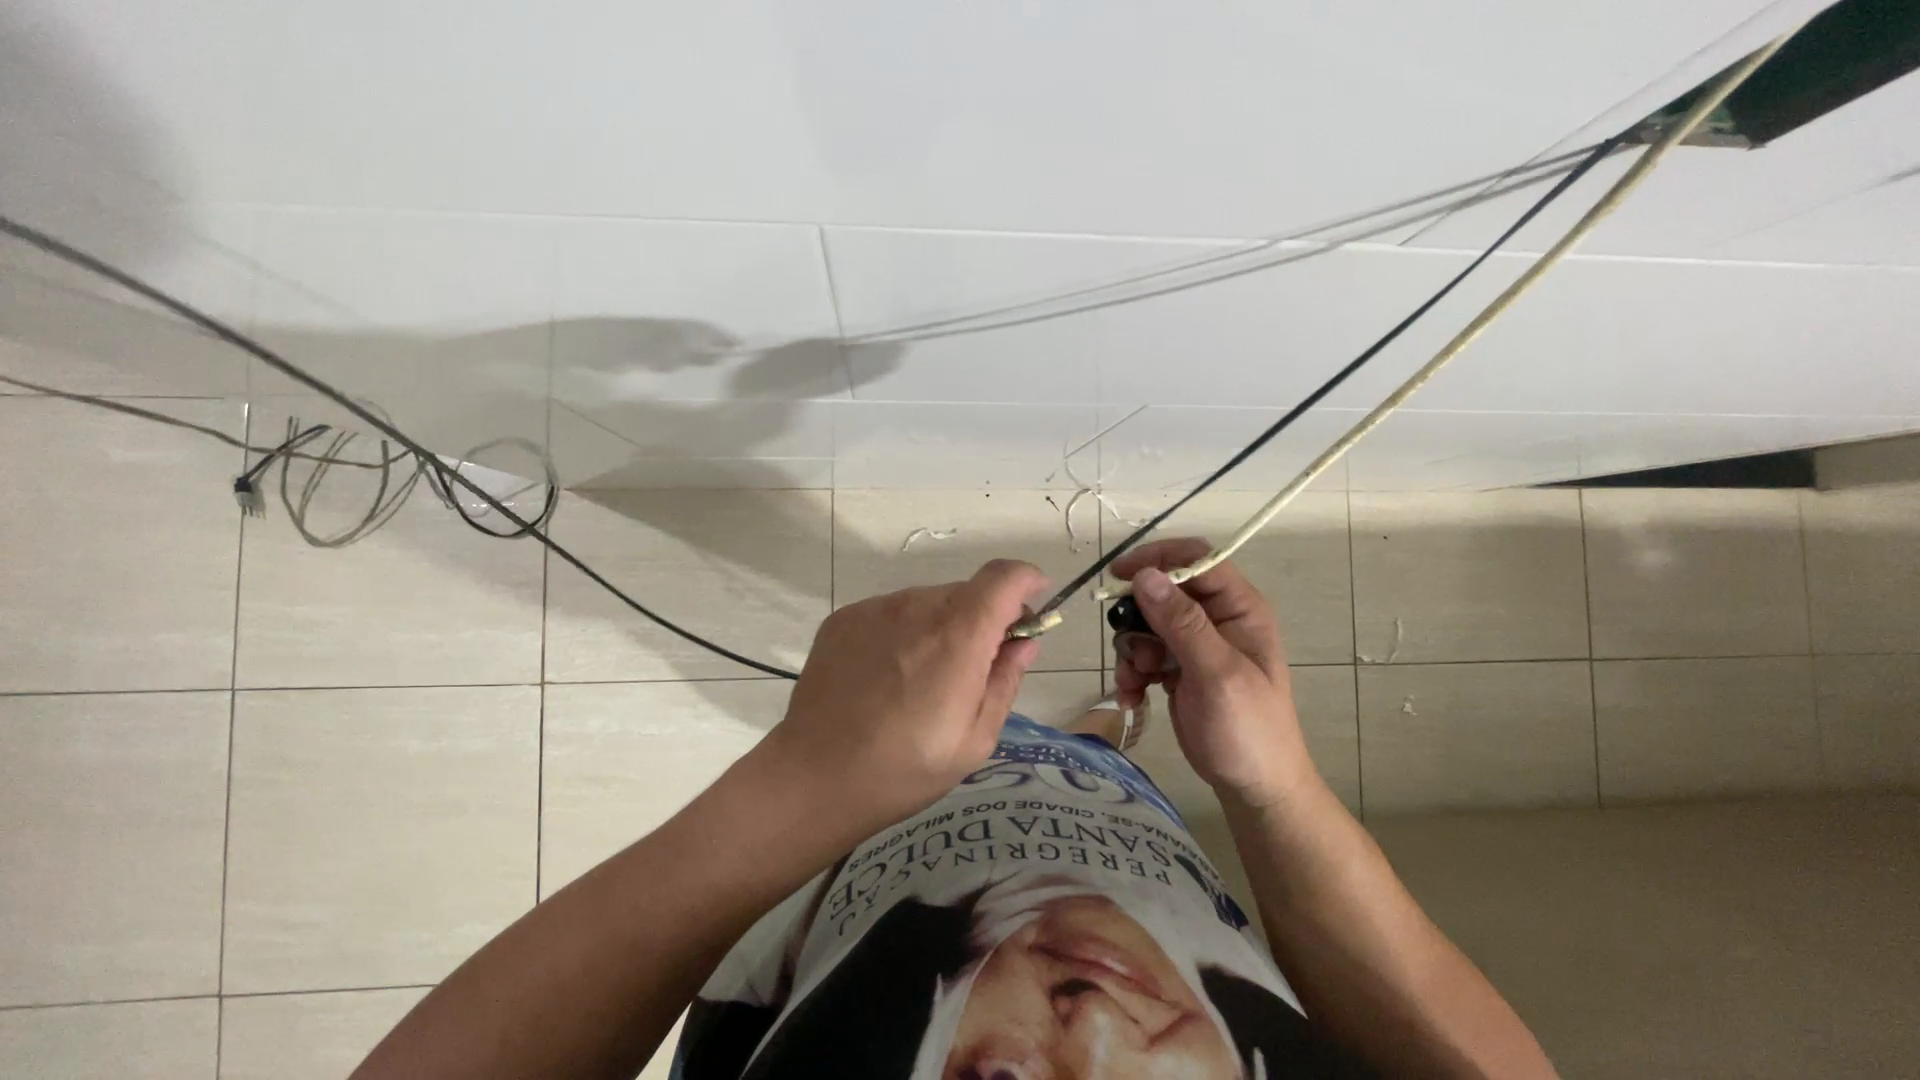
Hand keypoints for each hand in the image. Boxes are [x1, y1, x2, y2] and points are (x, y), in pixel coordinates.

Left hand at [757, 559, 1047, 826]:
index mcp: (958, 635)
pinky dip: (902, 633)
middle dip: (983, 619)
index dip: (1026, 580)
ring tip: (922, 682)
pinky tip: (886, 678)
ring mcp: (875, 610)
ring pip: (926, 602)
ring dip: (940, 627)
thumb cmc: (906, 768)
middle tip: (974, 668)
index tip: (1034, 601)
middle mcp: (916, 607)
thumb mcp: (975, 739)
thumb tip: (1024, 642)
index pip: (1003, 577)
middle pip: (966, 593)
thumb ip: (1005, 680)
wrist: (815, 777)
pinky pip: (889, 613)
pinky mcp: (843, 619)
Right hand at [1110, 537, 1318, 807]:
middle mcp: (1217, 618)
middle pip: (1163, 591)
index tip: (1119, 576)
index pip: (1197, 560)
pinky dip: (1132, 672)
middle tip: (1130, 649)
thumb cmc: (1247, 729)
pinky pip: (1143, 653)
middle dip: (1137, 618)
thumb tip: (1145, 576)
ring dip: (1131, 651)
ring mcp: (1197, 644)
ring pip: (1146, 623)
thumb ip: (1182, 623)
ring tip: (1134, 681)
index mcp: (1239, 608)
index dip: (1157, 560)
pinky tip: (1132, 696)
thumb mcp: (1216, 674)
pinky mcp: (1179, 668)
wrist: (1253, 785)